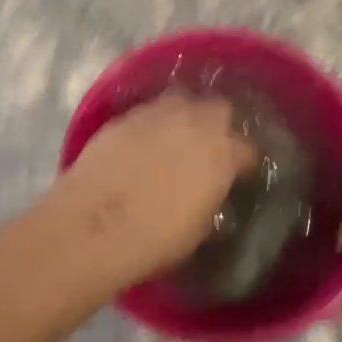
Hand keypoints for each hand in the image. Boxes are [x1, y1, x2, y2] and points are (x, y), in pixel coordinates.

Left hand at [51, 95, 258, 283]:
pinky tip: (146, 142)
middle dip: (220, 125)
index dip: (245, 163)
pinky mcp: (124, 117)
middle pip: (220, 110)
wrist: (93, 226)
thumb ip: (211, 199)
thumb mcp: (199, 229)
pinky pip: (150, 111)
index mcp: (222, 153)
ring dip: (187, 116)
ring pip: (184, 101)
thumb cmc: (154, 239)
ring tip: (179, 137)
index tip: (240, 175)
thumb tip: (209, 193)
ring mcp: (157, 114)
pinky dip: (154, 123)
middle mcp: (194, 123)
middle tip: (212, 148)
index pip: (248, 149)